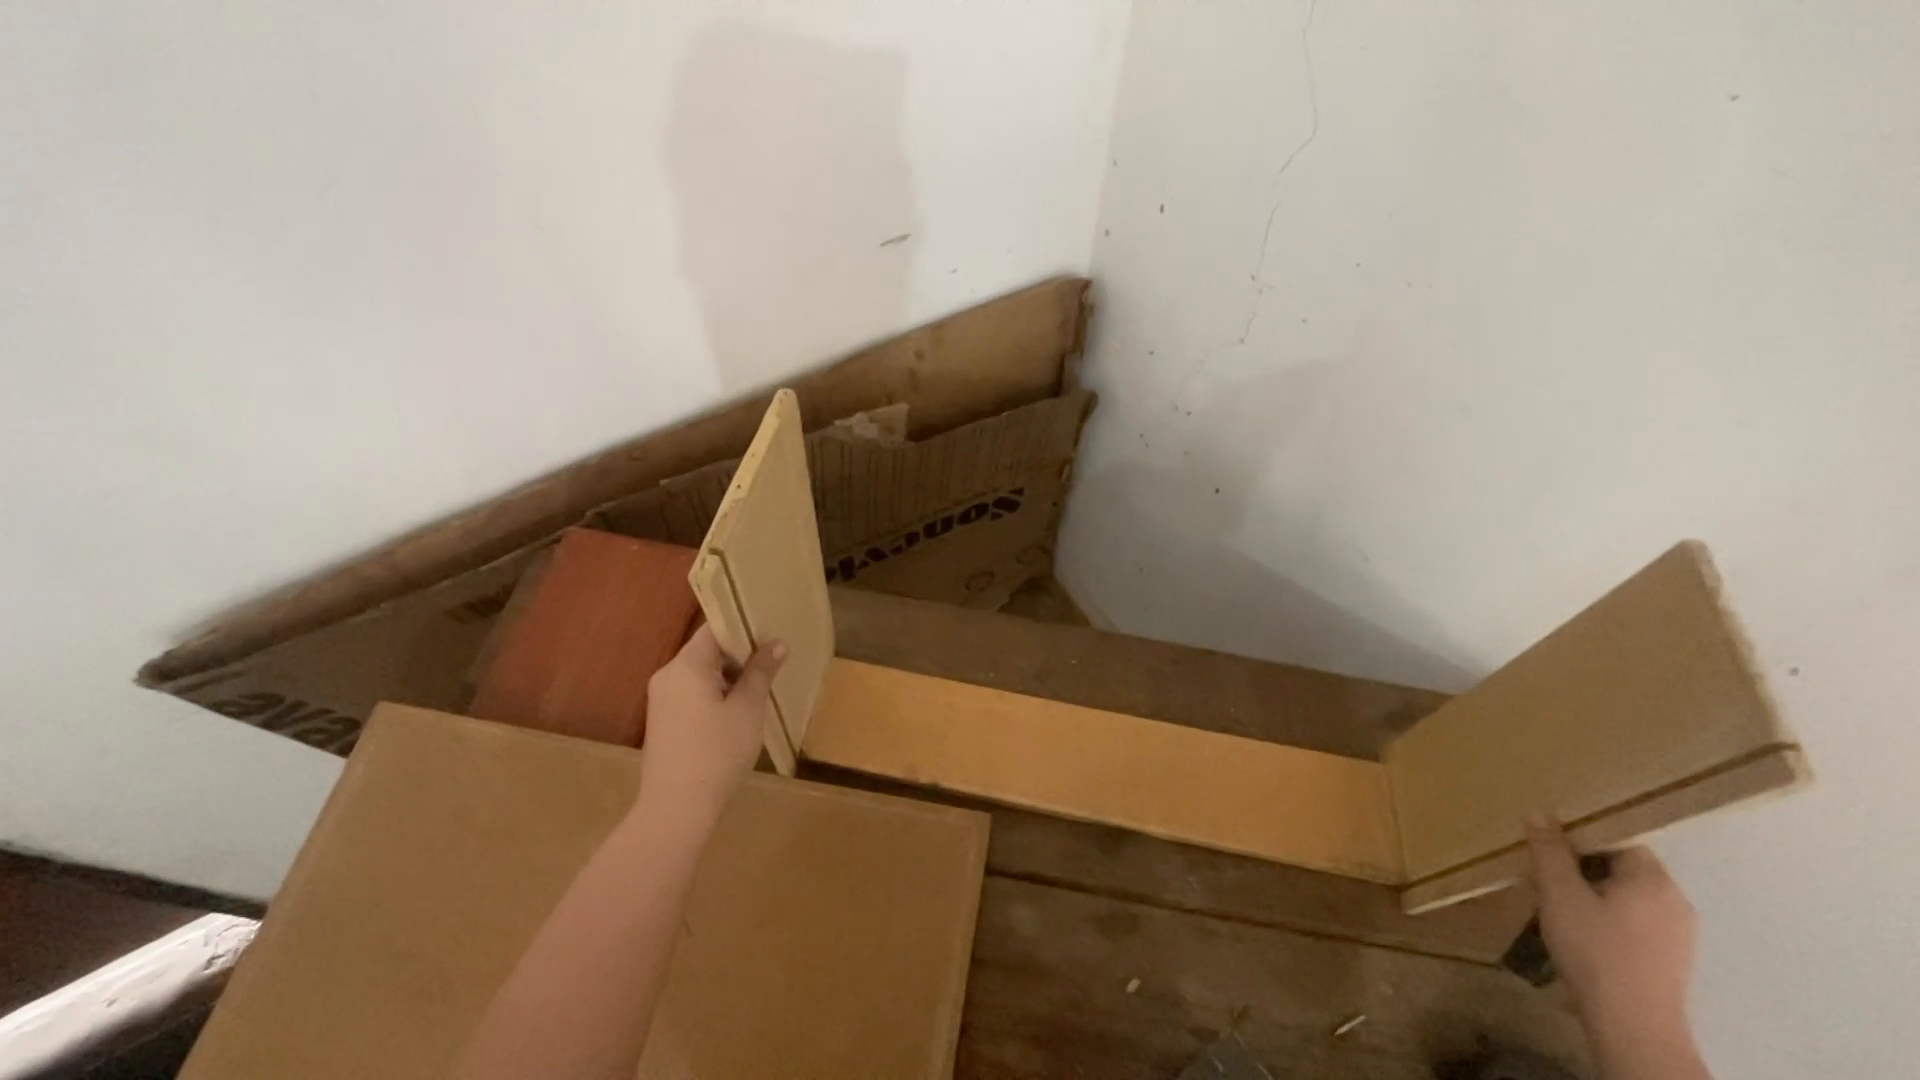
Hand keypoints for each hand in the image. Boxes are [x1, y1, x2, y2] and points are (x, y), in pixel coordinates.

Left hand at [639, 624, 785, 824]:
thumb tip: (776, 644)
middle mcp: (668, 675)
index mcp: (686, 665)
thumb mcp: (748, 709)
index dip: (743, 627)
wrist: (677, 807)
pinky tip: (737, 713)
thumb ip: (761, 672)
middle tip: (773, 662)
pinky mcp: (663, 721)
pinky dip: (715, 695)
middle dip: (739, 655)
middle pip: (707, 650)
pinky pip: (692, 693)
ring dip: (729, 677)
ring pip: (700, 674)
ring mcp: (661, 699)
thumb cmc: (717, 751)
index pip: (714, 629)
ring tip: (760, 689)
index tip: (771, 633)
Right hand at [1526, 821, 1698, 1051]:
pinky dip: (1608, 919)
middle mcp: (1674, 900)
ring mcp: (1678, 933)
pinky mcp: (1671, 959)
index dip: (1581, 838)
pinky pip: (1636, 922)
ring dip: (1592, 895)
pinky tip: (1582, 936)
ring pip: (1628, 897)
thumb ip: (1550, 852)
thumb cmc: (1596, 951)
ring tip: (1556, 908)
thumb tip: (1540, 813)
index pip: (1618, 839)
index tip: (1548, 848)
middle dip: (1581, 869)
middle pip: (1622, 868)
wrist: (1632, 1026)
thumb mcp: (1560, 895)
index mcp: (1653, 879)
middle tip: (1544, 879)